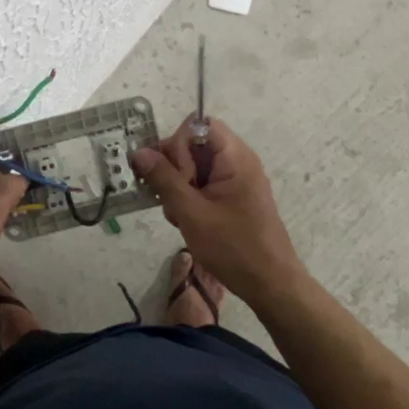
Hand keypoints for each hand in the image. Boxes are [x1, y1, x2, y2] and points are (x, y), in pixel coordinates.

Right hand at [131, 119, 302, 300]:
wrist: (269, 283)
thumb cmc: (233, 247)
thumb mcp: (191, 213)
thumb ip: (164, 180)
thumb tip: (139, 152)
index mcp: (235, 158)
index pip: (197, 126)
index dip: (178, 146)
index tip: (176, 178)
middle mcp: (237, 161)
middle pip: (193, 145)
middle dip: (174, 170)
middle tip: (172, 201)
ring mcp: (236, 179)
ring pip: (194, 167)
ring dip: (179, 188)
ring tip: (181, 217)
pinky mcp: (232, 196)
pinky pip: (203, 184)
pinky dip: (190, 198)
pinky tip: (188, 222)